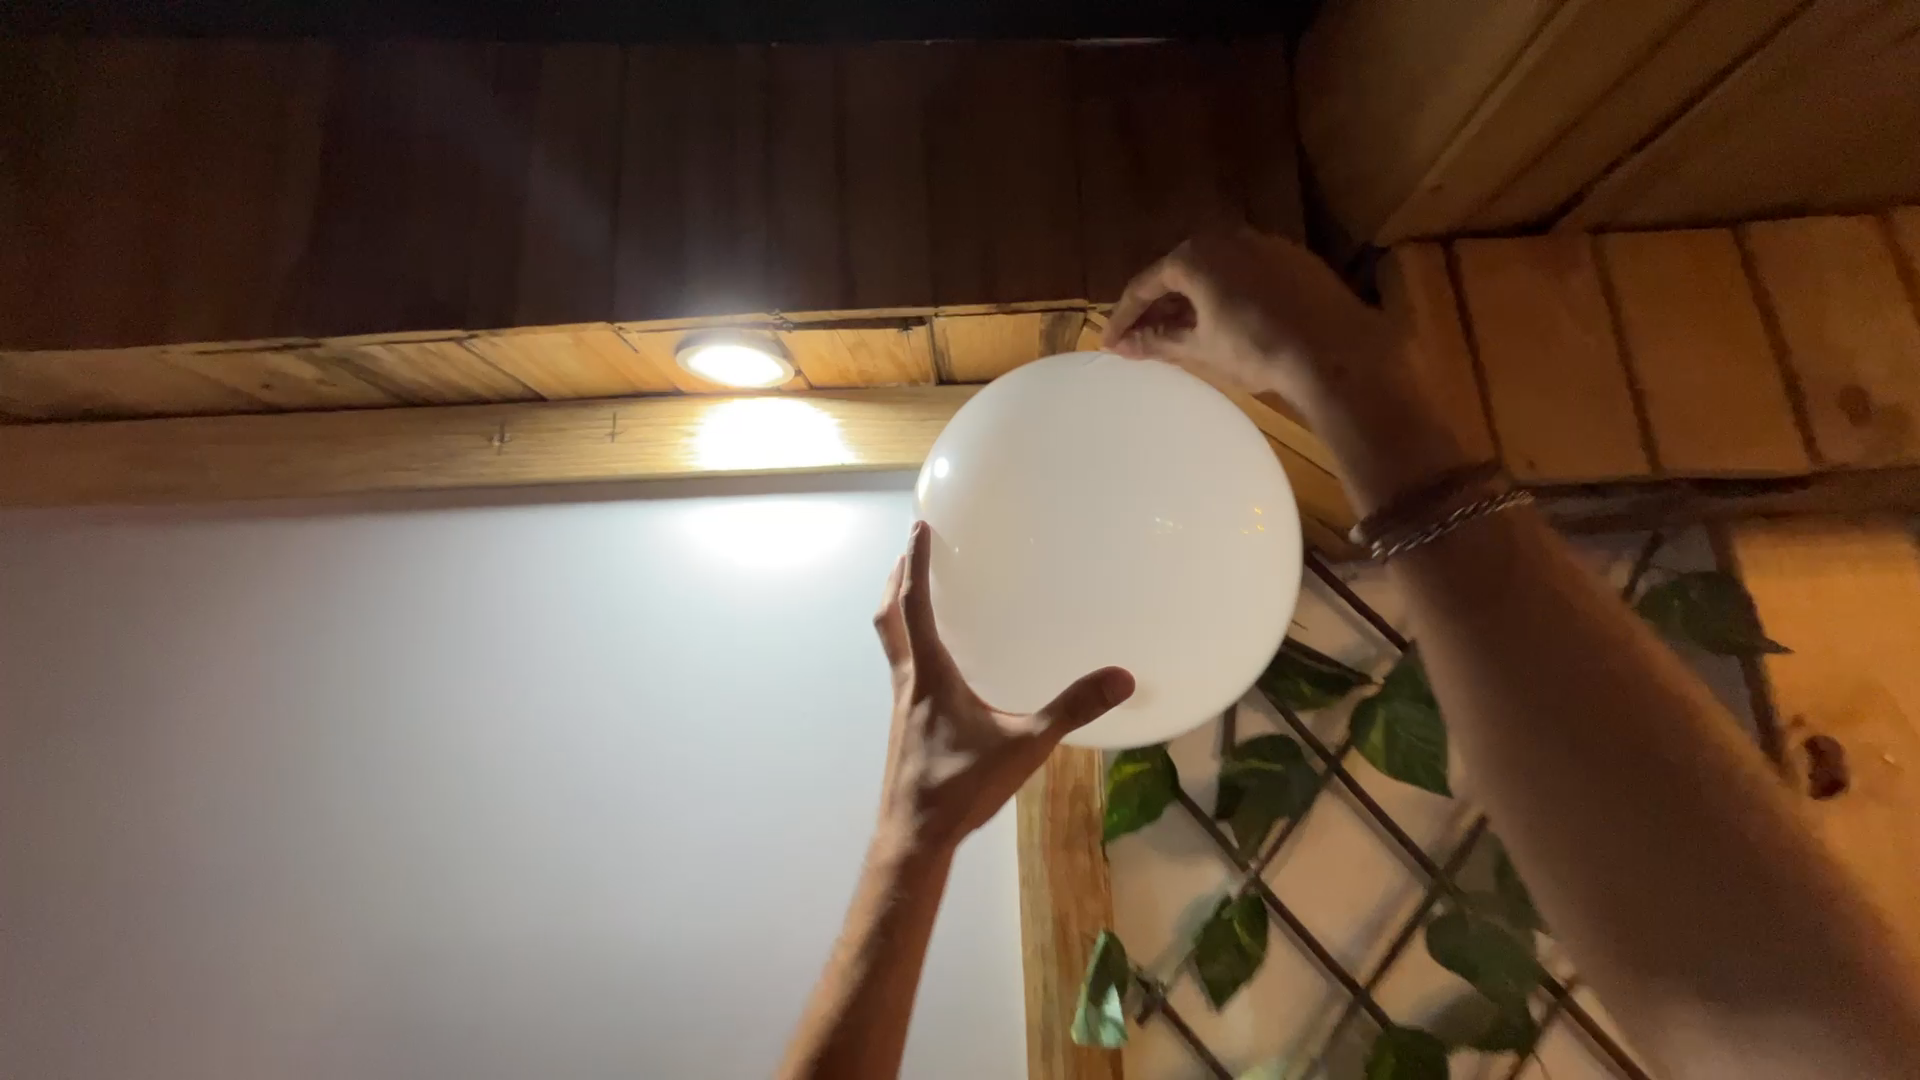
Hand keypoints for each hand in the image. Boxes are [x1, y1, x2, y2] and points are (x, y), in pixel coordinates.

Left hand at [873, 522, 1134, 852]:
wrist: (913, 837)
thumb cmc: (961, 788)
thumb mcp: (1024, 746)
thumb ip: (1071, 710)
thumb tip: (1121, 677)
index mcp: (929, 674)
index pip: (915, 605)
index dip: (917, 564)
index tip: (918, 527)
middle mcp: (908, 681)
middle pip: (889, 618)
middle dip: (896, 580)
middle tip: (910, 552)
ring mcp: (902, 704)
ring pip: (891, 643)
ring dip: (897, 610)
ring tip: (915, 593)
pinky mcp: (905, 725)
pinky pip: (903, 668)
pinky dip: (910, 644)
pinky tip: (938, 663)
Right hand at [1101, 228, 1401, 413]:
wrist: (1335, 351)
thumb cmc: (1255, 348)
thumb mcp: (1198, 348)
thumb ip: (1157, 341)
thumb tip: (1124, 345)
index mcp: (1195, 256)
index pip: (1145, 285)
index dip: (1124, 317)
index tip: (1111, 344)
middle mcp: (1227, 238)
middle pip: (1177, 274)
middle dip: (1156, 308)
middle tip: (1139, 340)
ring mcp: (1264, 245)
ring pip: (1212, 272)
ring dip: (1189, 302)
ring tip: (1177, 335)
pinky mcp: (1292, 260)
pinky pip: (1242, 275)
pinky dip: (1221, 297)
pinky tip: (1221, 324)